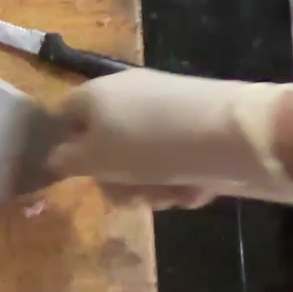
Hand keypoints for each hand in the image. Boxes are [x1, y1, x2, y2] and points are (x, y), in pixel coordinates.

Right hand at [48, 70, 292, 211]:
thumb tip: (54, 158)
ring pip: (140, 156)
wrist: (238, 136)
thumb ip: (65, 160)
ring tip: (170, 196)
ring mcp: (164, 106)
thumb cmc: (151, 146)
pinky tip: (194, 189)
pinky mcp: (197, 122)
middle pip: (103, 143)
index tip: (80, 177)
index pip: (62, 118)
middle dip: (116, 177)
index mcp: (94, 94)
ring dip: (149, 184)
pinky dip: (179, 175)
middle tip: (130, 197)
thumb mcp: (95, 160)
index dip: (66, 150)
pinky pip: (173, 154)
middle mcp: (125, 94)